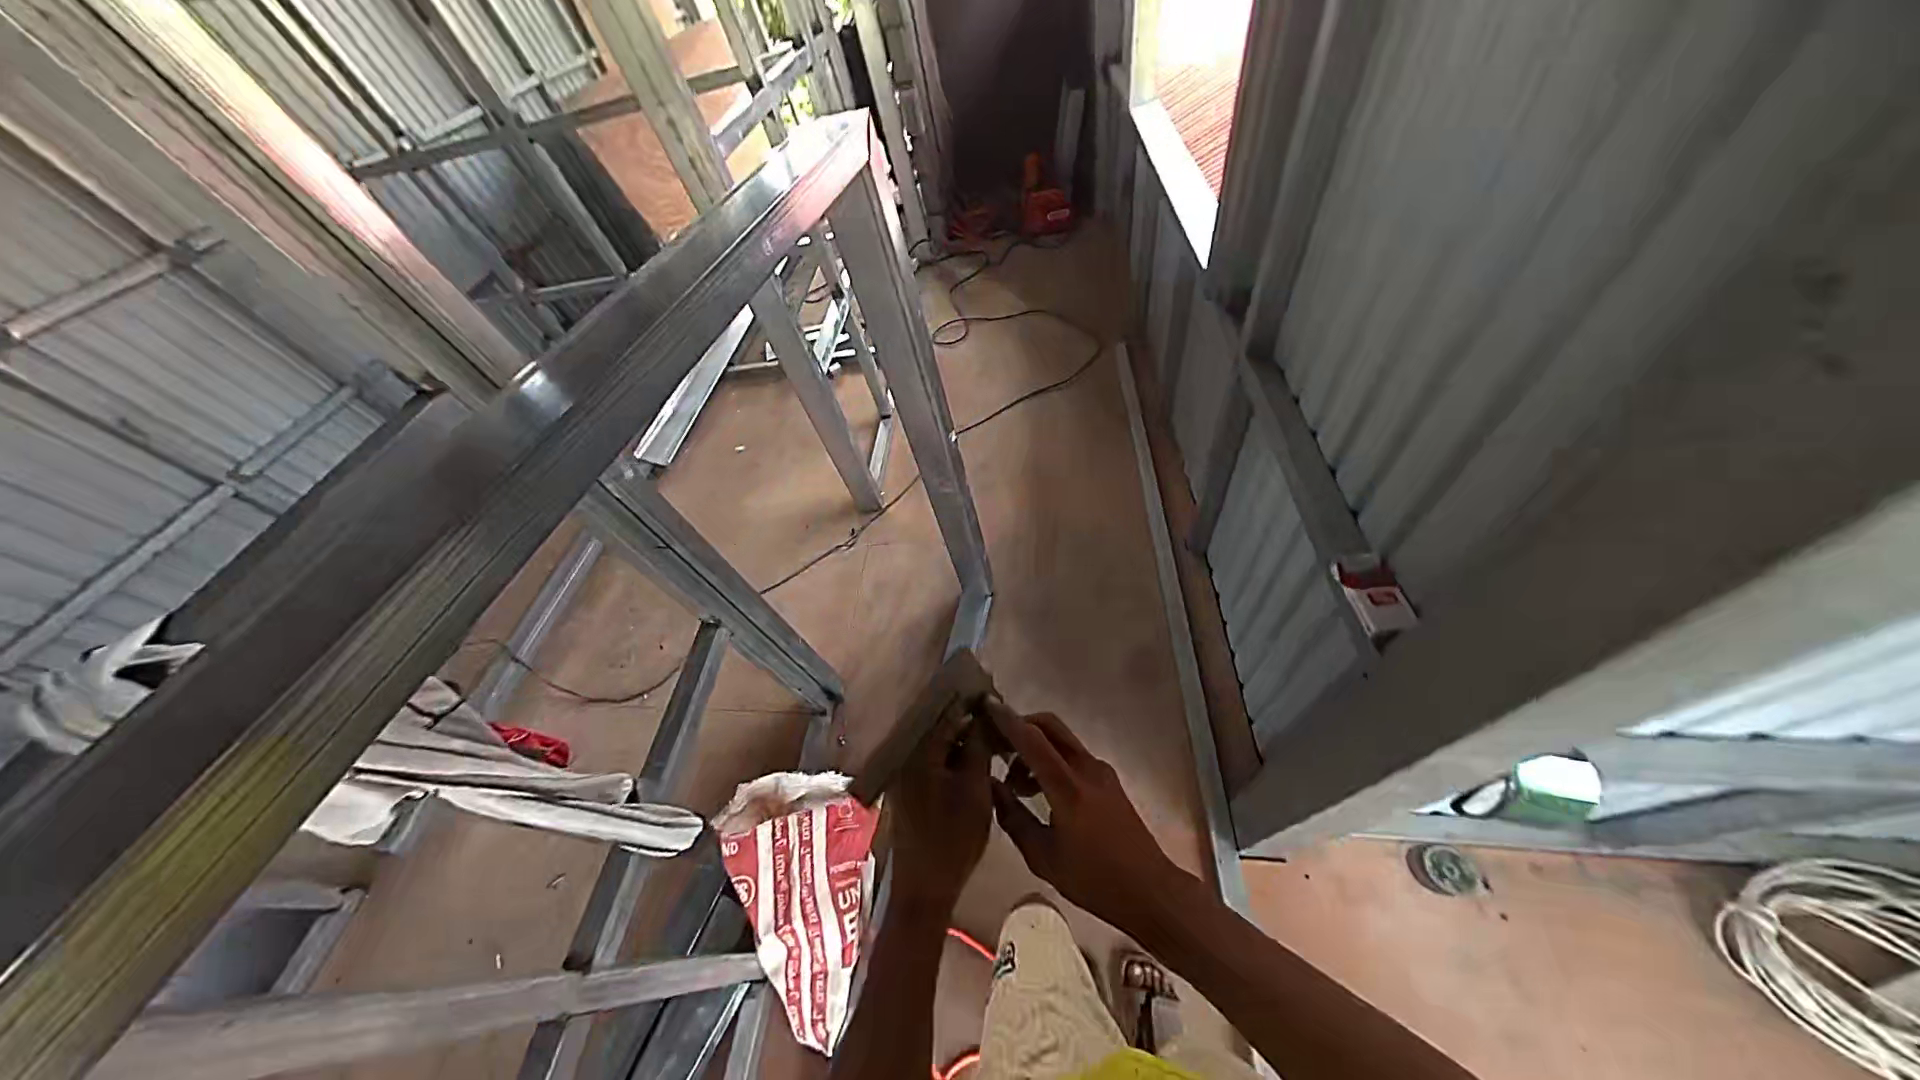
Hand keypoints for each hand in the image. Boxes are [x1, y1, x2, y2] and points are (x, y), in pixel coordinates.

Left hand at [885, 702, 992, 912]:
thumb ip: (979, 745)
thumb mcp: (976, 788)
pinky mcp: (906, 789)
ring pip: (935, 745)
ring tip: (990, 742)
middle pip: (938, 727)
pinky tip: (972, 762)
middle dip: (968, 722)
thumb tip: (984, 713)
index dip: (973, 705)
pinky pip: (930, 761)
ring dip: (960, 741)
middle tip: (998, 726)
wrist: (924, 888)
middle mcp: (903, 756)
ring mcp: (902, 773)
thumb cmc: (954, 837)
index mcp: (917, 751)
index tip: (998, 704)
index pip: (947, 712)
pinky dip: (950, 758)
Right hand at [985, 701, 1198, 937]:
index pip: (1032, 740)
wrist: (1150, 890)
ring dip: (1035, 746)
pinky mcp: (1108, 780)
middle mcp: (1087, 769)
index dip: (1007, 721)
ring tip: (1015, 781)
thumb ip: (1014, 817)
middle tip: (996, 743)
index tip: (985, 707)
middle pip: (1049, 725)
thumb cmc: (1094, 880)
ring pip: (1062, 739)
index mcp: (1068, 788)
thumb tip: (991, 787)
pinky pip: (1073, 755)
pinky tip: (1038, 789)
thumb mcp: (1043, 857)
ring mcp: (1101, 772)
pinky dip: (1051, 759)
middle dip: (1020, 725)